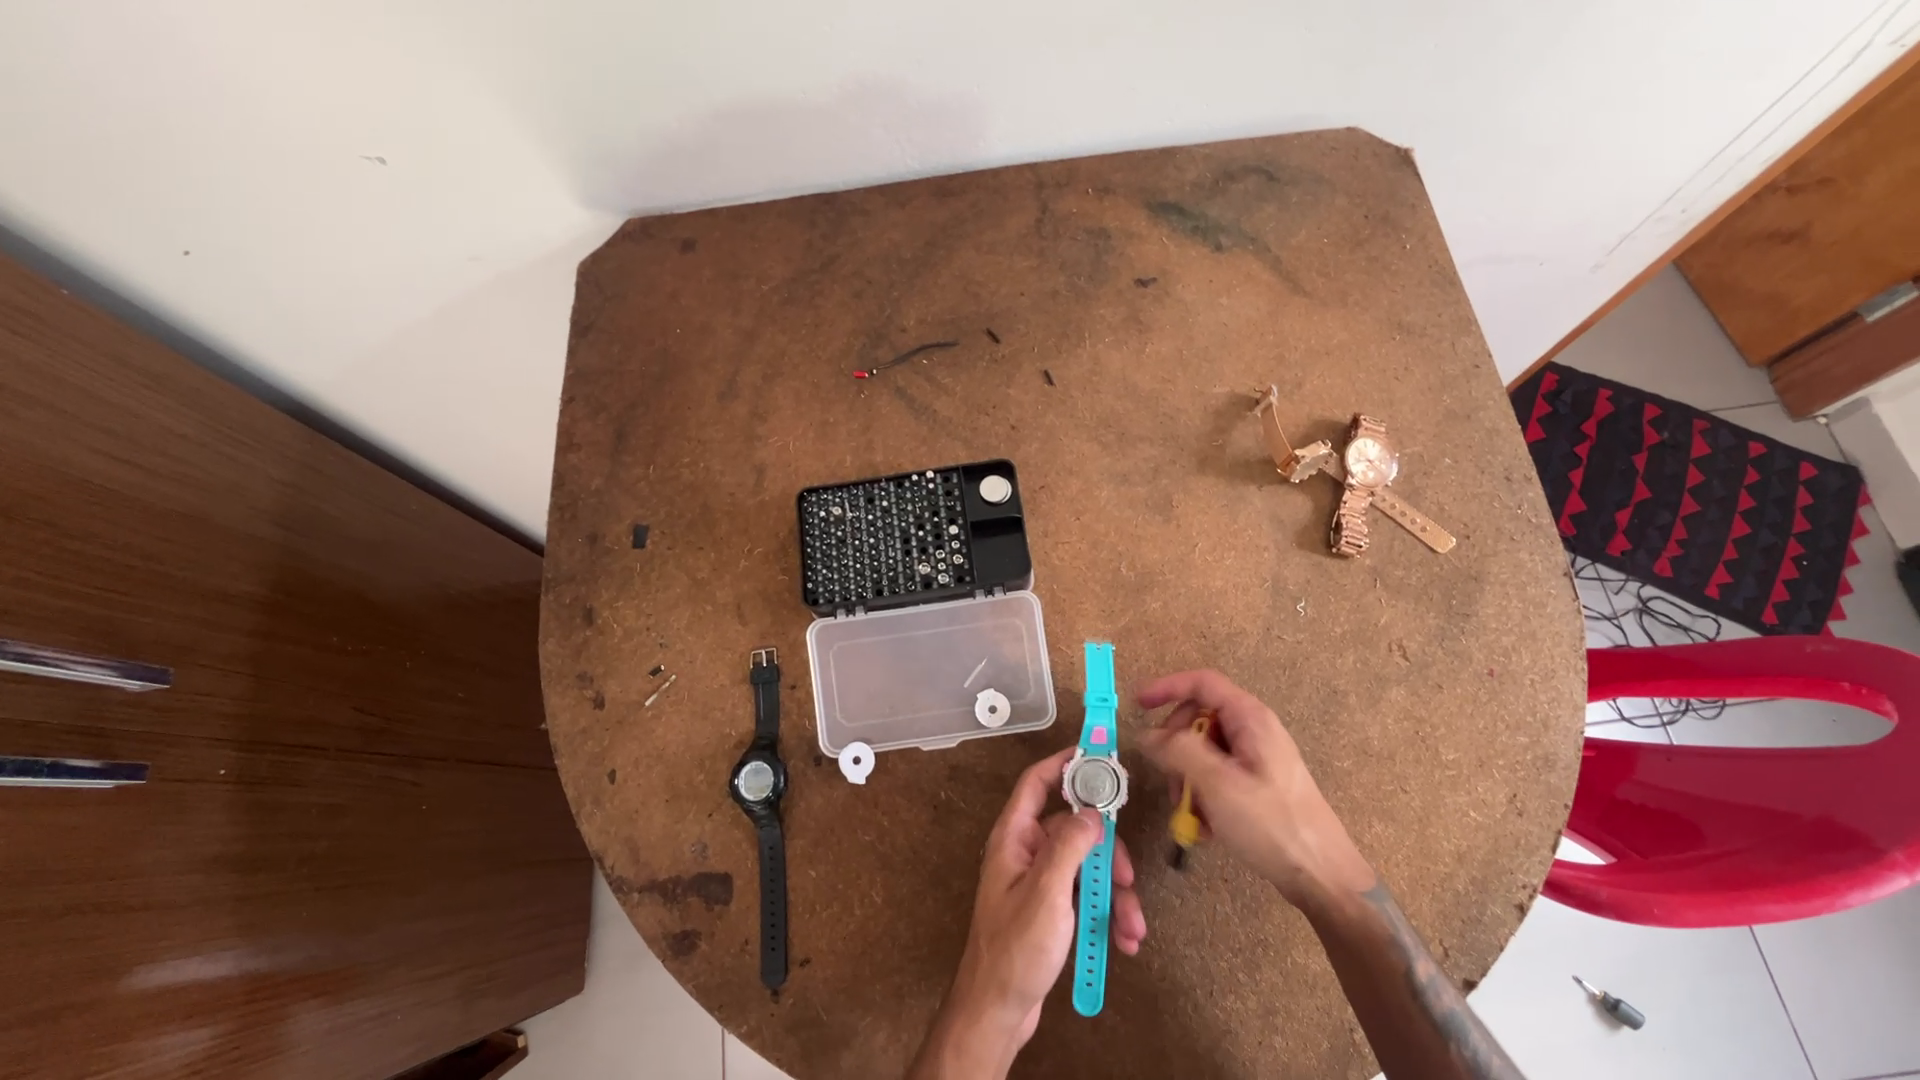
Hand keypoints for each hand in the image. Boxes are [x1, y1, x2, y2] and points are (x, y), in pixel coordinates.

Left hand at [914, 748, 1146, 1076]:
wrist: (997, 1010)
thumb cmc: (1014, 948)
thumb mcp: (1047, 892)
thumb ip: (1070, 845)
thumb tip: (1093, 808)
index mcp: (1014, 838)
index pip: (1037, 783)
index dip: (1064, 763)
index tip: (1097, 753)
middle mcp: (1026, 853)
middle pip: (1074, 829)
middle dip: (1107, 852)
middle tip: (1128, 875)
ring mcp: (1039, 882)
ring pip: (1087, 866)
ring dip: (1115, 893)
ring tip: (1132, 926)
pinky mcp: (1052, 910)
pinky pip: (1086, 896)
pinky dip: (1107, 913)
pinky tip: (1123, 940)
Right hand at [1138, 670, 1373, 910]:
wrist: (1322, 875)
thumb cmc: (1272, 825)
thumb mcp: (1218, 785)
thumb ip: (1178, 751)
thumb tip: (1148, 734)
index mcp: (1250, 719)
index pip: (1202, 683)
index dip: (1167, 688)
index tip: (1138, 706)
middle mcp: (1255, 731)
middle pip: (1199, 718)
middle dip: (1175, 747)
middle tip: (1168, 780)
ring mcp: (1257, 759)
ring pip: (1205, 751)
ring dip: (1187, 778)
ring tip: (1188, 813)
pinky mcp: (1258, 785)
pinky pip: (1218, 776)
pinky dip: (1204, 795)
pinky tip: (1206, 826)